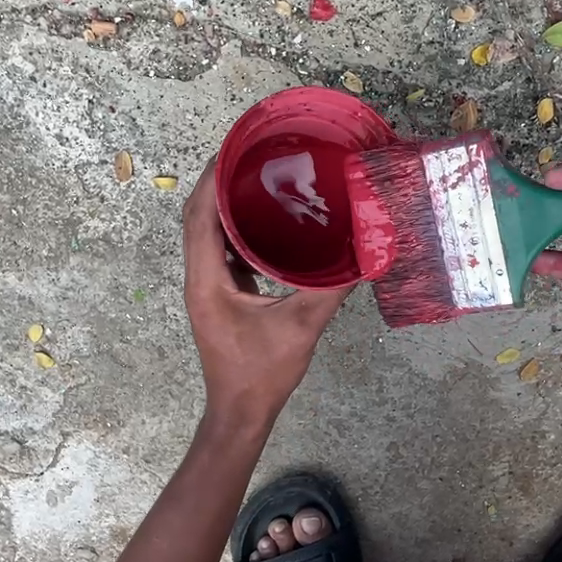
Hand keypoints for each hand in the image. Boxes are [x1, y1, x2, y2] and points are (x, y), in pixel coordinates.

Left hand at [181, 164, 351, 431]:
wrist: (240, 412)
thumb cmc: (262, 374)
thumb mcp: (301, 328)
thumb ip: (330, 290)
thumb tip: (364, 255)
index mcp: (208, 280)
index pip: (199, 216)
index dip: (211, 179)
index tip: (235, 149)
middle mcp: (199, 277)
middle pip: (197, 217)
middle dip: (216, 182)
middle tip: (251, 155)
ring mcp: (206, 286)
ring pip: (205, 232)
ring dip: (223, 204)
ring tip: (257, 178)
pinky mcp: (218, 295)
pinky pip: (219, 249)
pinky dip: (234, 228)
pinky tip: (264, 221)